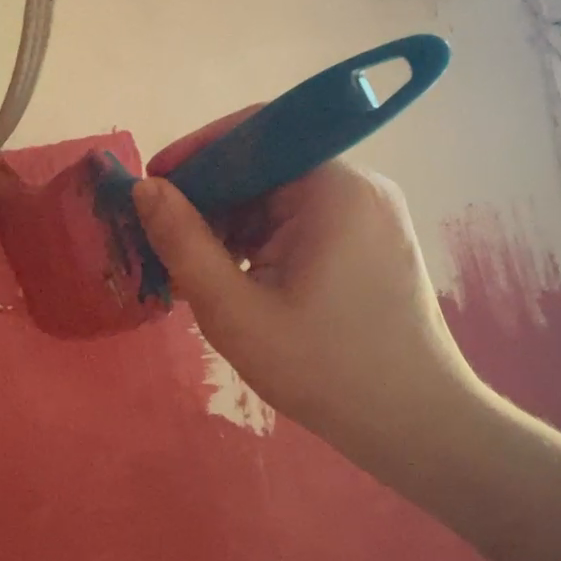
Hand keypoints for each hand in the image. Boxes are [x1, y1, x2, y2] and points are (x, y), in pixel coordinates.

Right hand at [131, 112, 483, 436]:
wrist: (417, 427)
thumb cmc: (324, 369)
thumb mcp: (234, 310)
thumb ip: (183, 243)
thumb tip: (144, 189)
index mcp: (333, 188)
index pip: (255, 132)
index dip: (196, 153)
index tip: (150, 187)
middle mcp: (356, 187)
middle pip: (264, 166)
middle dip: (207, 197)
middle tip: (162, 240)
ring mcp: (366, 215)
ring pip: (277, 198)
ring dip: (229, 224)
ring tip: (191, 268)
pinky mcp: (367, 243)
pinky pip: (298, 223)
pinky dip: (258, 242)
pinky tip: (232, 280)